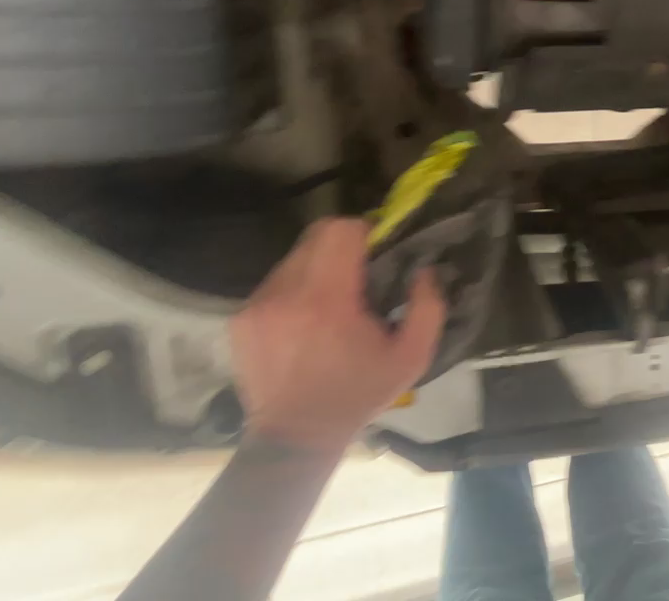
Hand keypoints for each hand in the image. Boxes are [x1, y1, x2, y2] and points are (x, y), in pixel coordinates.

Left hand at [230, 218, 445, 453]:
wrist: (294, 439)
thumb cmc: (357, 396)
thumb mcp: (411, 358)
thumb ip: (427, 308)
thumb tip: (423, 270)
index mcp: (328, 301)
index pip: (341, 231)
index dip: (365, 232)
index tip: (376, 252)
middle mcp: (286, 295)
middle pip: (316, 234)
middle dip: (342, 243)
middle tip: (358, 269)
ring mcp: (258, 305)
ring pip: (295, 256)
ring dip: (318, 265)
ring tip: (331, 298)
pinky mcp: (241, 318)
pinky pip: (276, 281)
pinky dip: (296, 286)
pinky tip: (306, 317)